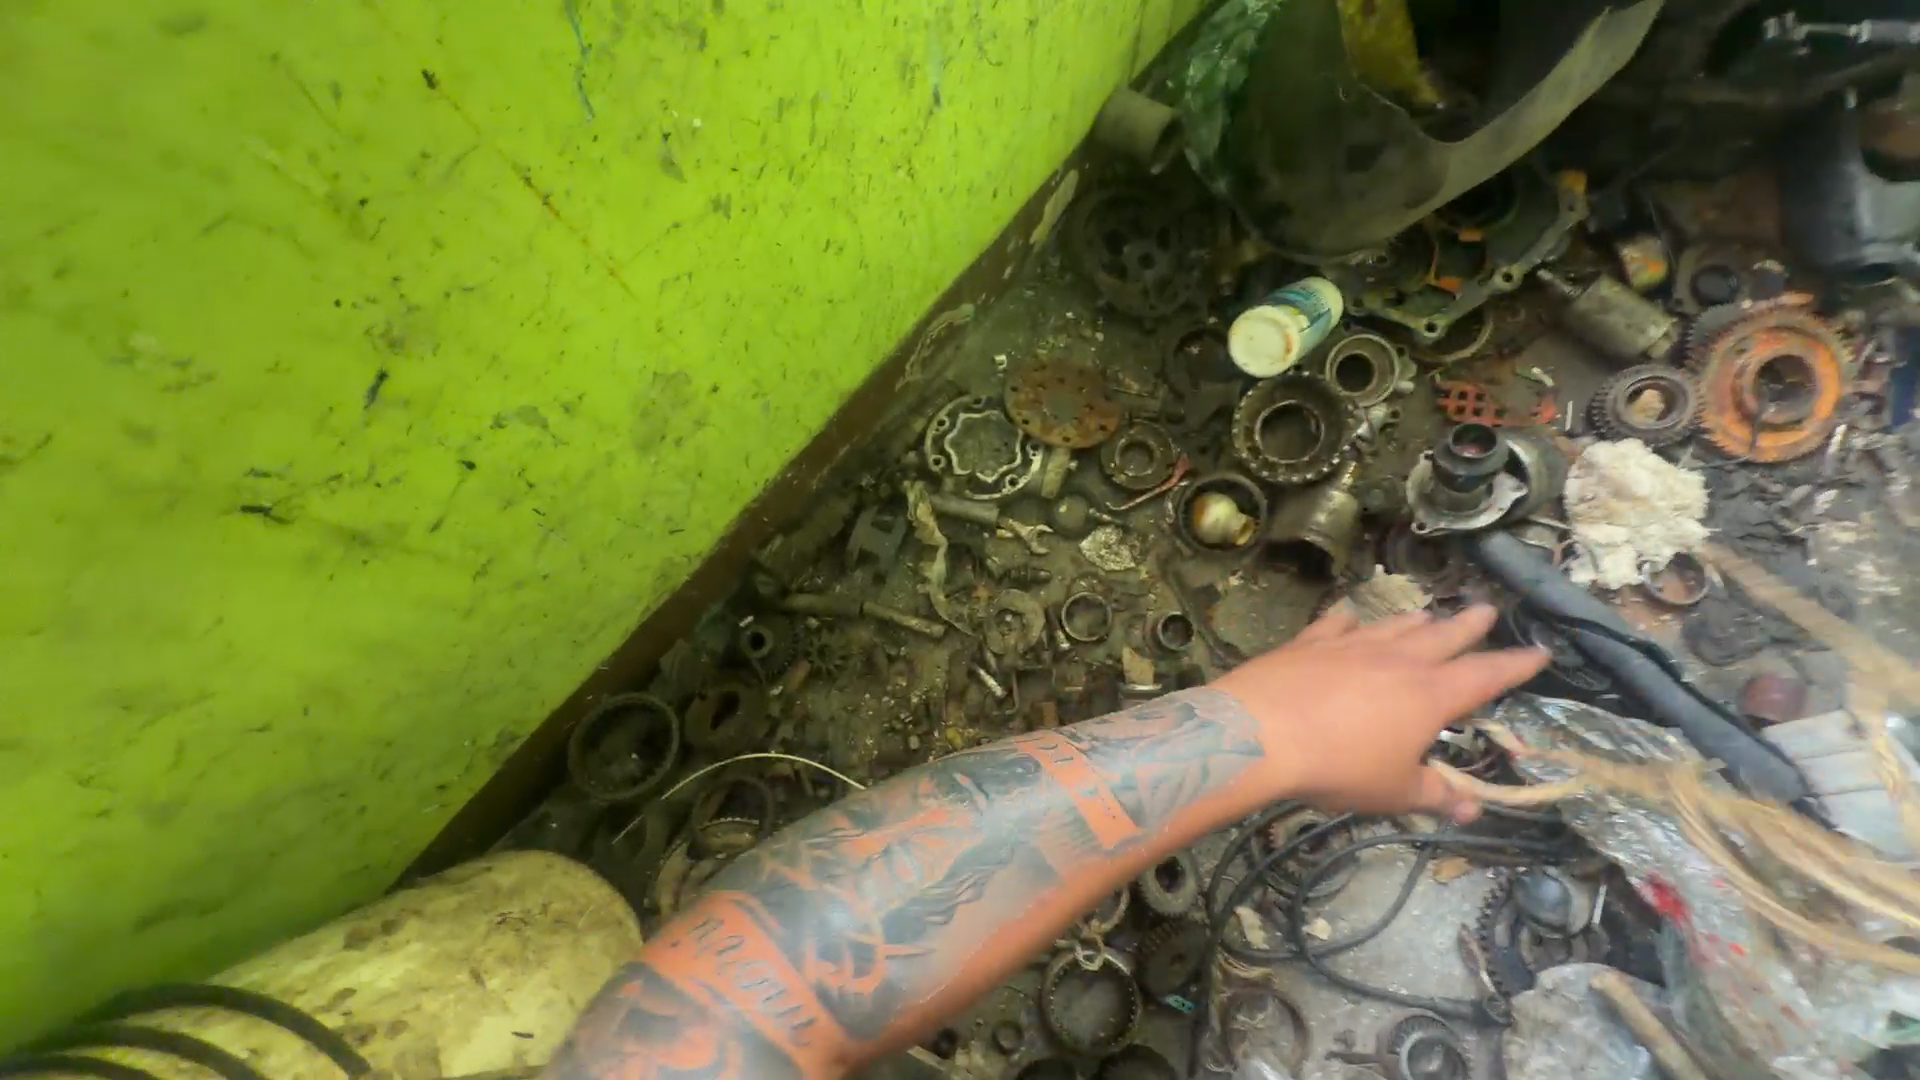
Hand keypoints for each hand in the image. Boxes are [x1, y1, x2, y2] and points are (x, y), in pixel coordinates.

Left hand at [1212, 604, 1548, 822]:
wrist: (1259, 731)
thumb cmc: (1336, 766)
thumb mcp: (1393, 792)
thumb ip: (1435, 796)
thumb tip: (1471, 809)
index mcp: (1429, 695)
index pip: (1485, 675)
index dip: (1515, 665)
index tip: (1539, 651)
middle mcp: (1394, 659)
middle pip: (1441, 635)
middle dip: (1468, 625)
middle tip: (1486, 609)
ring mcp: (1348, 644)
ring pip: (1390, 625)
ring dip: (1412, 620)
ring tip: (1425, 614)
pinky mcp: (1306, 641)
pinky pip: (1333, 624)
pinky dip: (1345, 618)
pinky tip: (1347, 614)